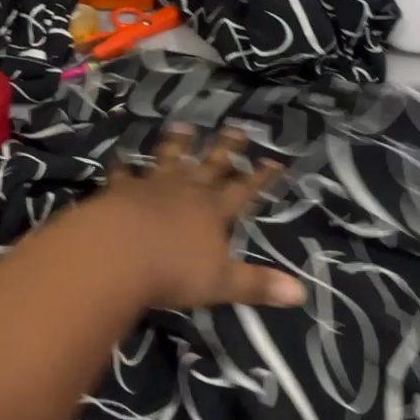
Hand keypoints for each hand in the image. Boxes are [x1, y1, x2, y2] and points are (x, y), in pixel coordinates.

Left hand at [84, 122, 305, 309]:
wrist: (118, 253)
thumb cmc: (173, 272)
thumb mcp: (221, 282)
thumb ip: (258, 285)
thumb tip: (301, 293)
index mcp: (214, 211)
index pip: (244, 190)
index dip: (261, 177)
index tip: (276, 160)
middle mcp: (188, 190)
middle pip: (212, 164)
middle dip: (227, 147)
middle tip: (238, 126)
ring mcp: (154, 185)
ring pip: (171, 158)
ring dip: (179, 143)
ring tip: (185, 125)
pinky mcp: (123, 189)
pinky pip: (124, 174)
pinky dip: (122, 166)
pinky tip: (119, 157)